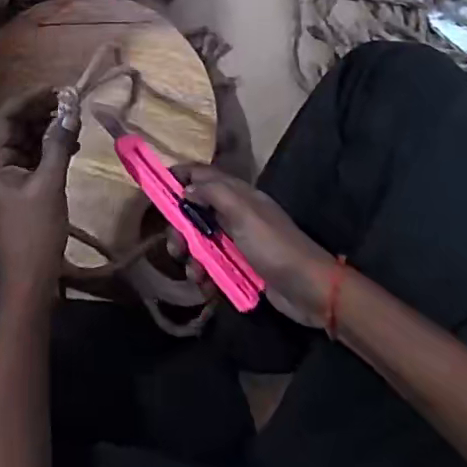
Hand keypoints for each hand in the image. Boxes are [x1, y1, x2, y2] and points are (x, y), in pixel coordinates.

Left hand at [0, 90, 74, 297]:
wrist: (31, 278)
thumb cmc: (35, 231)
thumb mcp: (49, 184)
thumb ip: (58, 145)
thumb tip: (70, 111)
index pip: (5, 118)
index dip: (29, 99)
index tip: (56, 90)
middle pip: (15, 126)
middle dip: (41, 112)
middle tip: (69, 102)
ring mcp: (8, 177)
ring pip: (26, 140)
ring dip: (48, 128)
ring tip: (73, 120)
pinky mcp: (22, 187)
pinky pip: (34, 156)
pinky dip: (51, 146)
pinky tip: (71, 144)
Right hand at [170, 164, 332, 326]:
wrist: (311, 290)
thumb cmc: (275, 247)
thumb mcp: (244, 214)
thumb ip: (214, 194)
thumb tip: (187, 186)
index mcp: (239, 195)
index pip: (203, 176)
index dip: (180, 178)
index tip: (156, 187)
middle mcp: (236, 214)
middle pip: (197, 211)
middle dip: (182, 228)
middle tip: (177, 247)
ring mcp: (238, 241)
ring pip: (202, 241)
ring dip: (193, 256)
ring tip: (196, 273)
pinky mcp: (241, 266)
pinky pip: (213, 264)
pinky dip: (206, 274)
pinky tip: (207, 286)